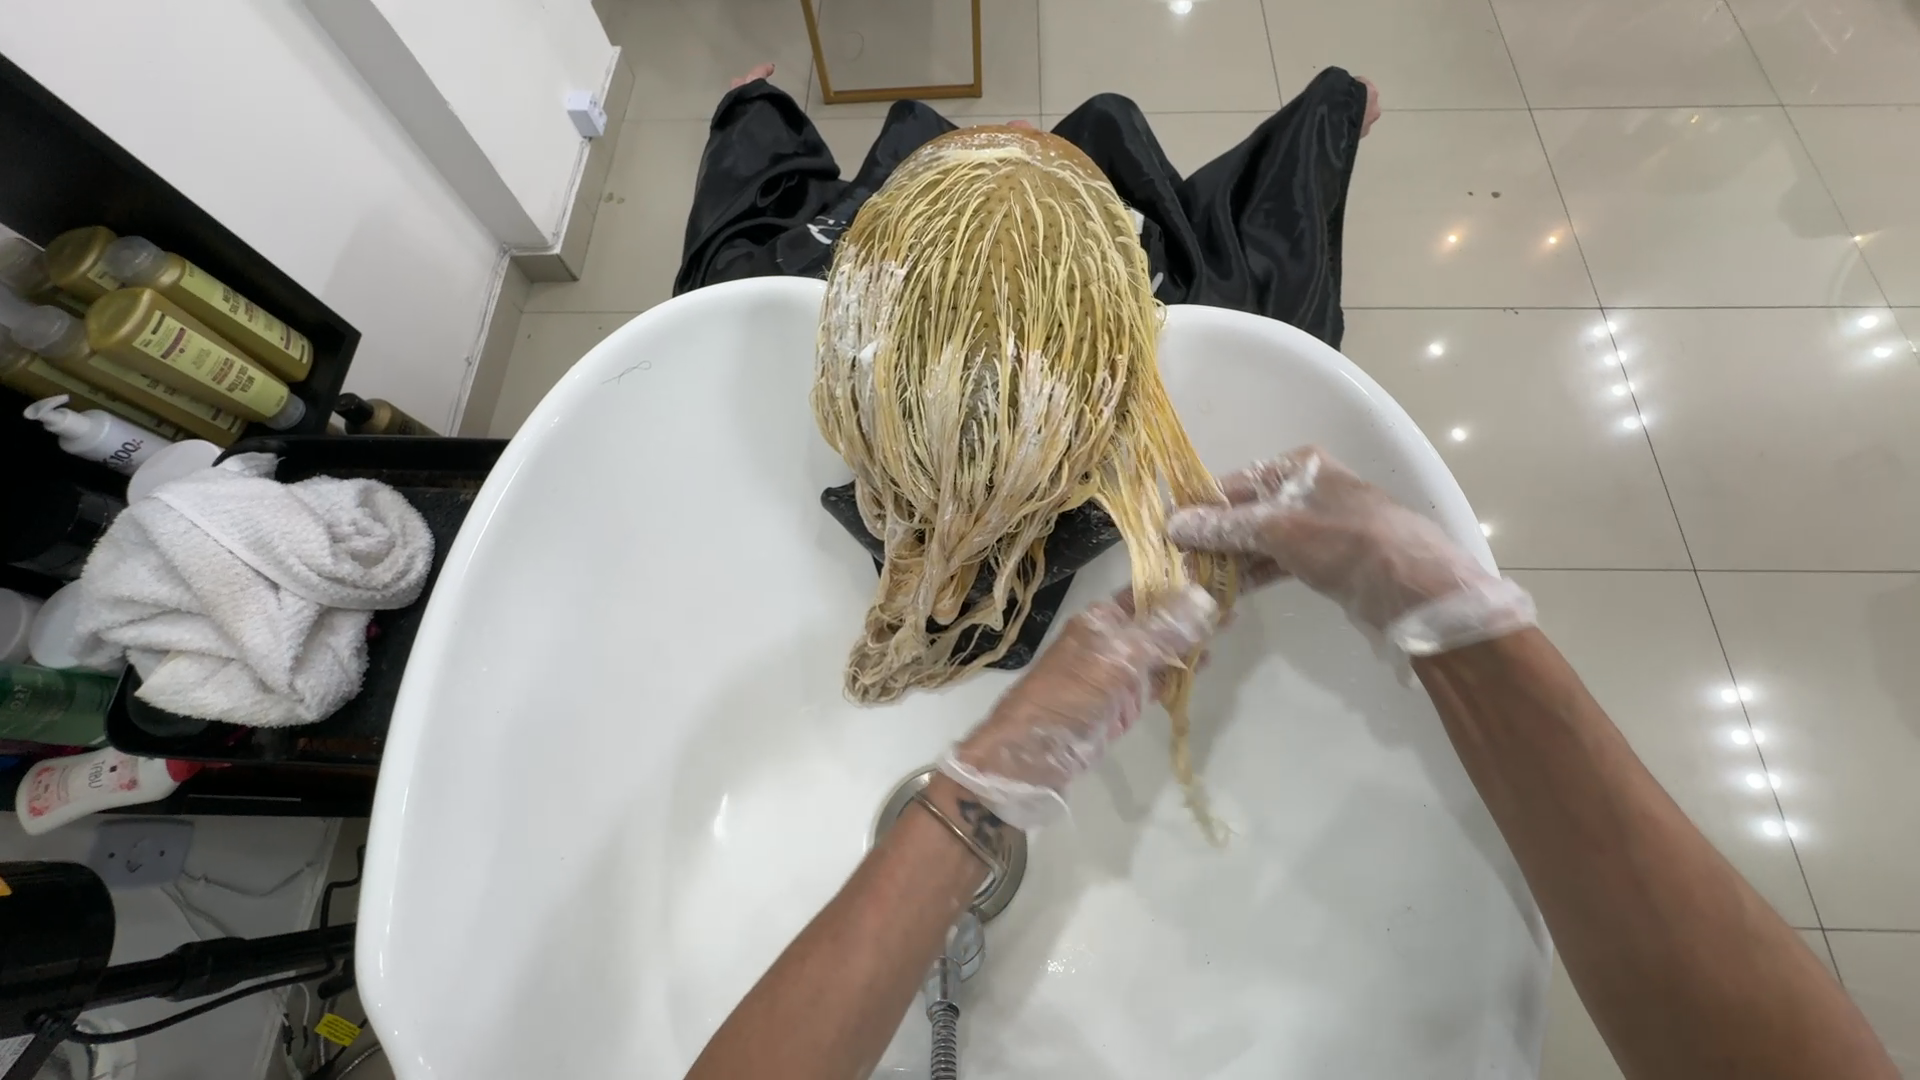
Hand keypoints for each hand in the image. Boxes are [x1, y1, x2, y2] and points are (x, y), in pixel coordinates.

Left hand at [937, 584, 1218, 829]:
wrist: (1029, 756)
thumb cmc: (1066, 697)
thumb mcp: (1116, 660)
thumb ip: (1162, 632)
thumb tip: (1207, 595)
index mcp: (1103, 618)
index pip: (1149, 589)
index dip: (1183, 580)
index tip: (1223, 569)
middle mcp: (1114, 638)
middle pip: (1161, 618)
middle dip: (1194, 610)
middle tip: (1238, 596)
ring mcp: (1121, 670)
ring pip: (1164, 648)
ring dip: (1192, 640)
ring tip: (1231, 625)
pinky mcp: (1126, 700)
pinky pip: (1160, 679)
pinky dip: (1182, 671)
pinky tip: (1207, 663)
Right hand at [1165, 447, 1533, 656]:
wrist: (1416, 591)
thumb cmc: (1348, 543)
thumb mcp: (1280, 529)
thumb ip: (1225, 527)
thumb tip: (1173, 523)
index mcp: (1298, 468)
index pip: (1233, 484)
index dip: (1200, 509)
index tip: (1169, 535)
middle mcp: (1305, 491)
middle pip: (1243, 513)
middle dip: (1212, 539)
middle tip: (1178, 566)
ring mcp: (1315, 527)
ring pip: (1257, 541)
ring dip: (1229, 562)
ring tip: (1196, 583)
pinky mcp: (1324, 559)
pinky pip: (1275, 562)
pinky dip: (1252, 575)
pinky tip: (1227, 593)